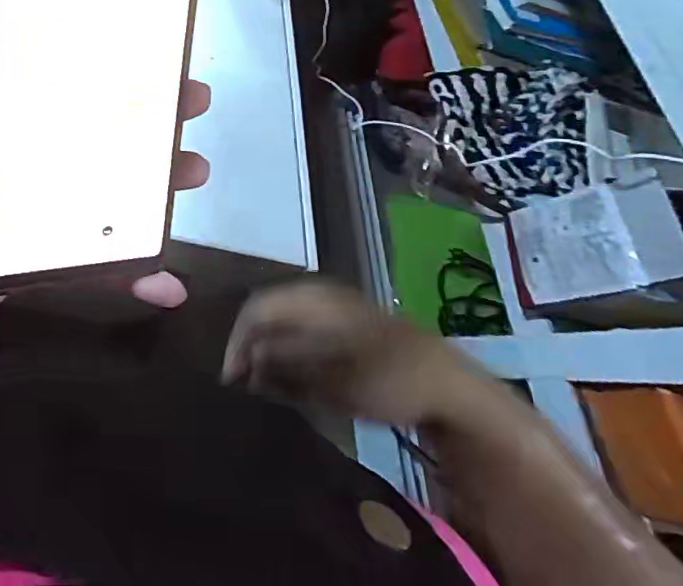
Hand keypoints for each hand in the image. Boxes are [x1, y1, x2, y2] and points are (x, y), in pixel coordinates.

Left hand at [0, 24, 210, 360]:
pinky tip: (168, 281)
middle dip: (129, 112)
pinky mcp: (22, 265)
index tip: (124, 35)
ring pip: (87, 189)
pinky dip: (120, 272)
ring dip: (140, 182)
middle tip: (190, 98)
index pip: (17, 74)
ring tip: (192, 171)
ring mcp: (12, 214)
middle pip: (71, 127)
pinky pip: (78, 263)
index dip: (68, 52)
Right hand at [222, 279, 496, 427]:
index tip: (229, 377)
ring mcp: (334, 309)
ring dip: (271, 353)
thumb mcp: (330, 376)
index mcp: (309, 296)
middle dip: (251, 347)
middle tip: (242, 382)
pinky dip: (292, 355)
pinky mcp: (349, 328)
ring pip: (285, 326)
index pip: (254, 309)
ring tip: (263, 385)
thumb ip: (283, 362)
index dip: (236, 341)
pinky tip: (293, 380)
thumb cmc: (387, 376)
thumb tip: (248, 357)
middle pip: (267, 315)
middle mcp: (317, 295)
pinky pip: (305, 335)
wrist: (453, 387)